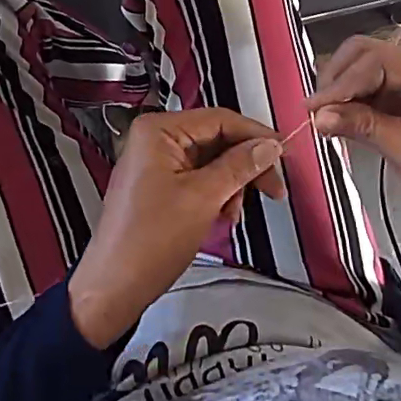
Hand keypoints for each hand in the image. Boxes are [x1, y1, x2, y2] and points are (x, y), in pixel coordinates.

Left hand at [68, 108, 285, 348]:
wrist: (117, 281)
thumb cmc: (148, 240)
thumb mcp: (203, 198)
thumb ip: (239, 166)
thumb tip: (267, 146)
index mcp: (157, 130)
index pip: (218, 118)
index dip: (254, 135)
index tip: (283, 152)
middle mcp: (153, 138)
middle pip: (216, 138)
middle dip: (244, 165)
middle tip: (271, 188)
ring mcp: (154, 161)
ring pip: (211, 160)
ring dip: (231, 184)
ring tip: (233, 212)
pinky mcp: (158, 182)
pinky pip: (198, 177)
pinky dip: (216, 194)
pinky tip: (221, 215)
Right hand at [308, 36, 400, 245]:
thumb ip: (364, 127)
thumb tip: (319, 114)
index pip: (378, 61)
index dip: (343, 81)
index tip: (315, 107)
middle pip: (365, 57)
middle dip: (338, 81)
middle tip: (317, 110)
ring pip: (359, 72)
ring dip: (338, 92)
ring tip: (322, 117)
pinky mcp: (399, 104)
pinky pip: (363, 93)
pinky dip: (344, 104)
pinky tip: (334, 120)